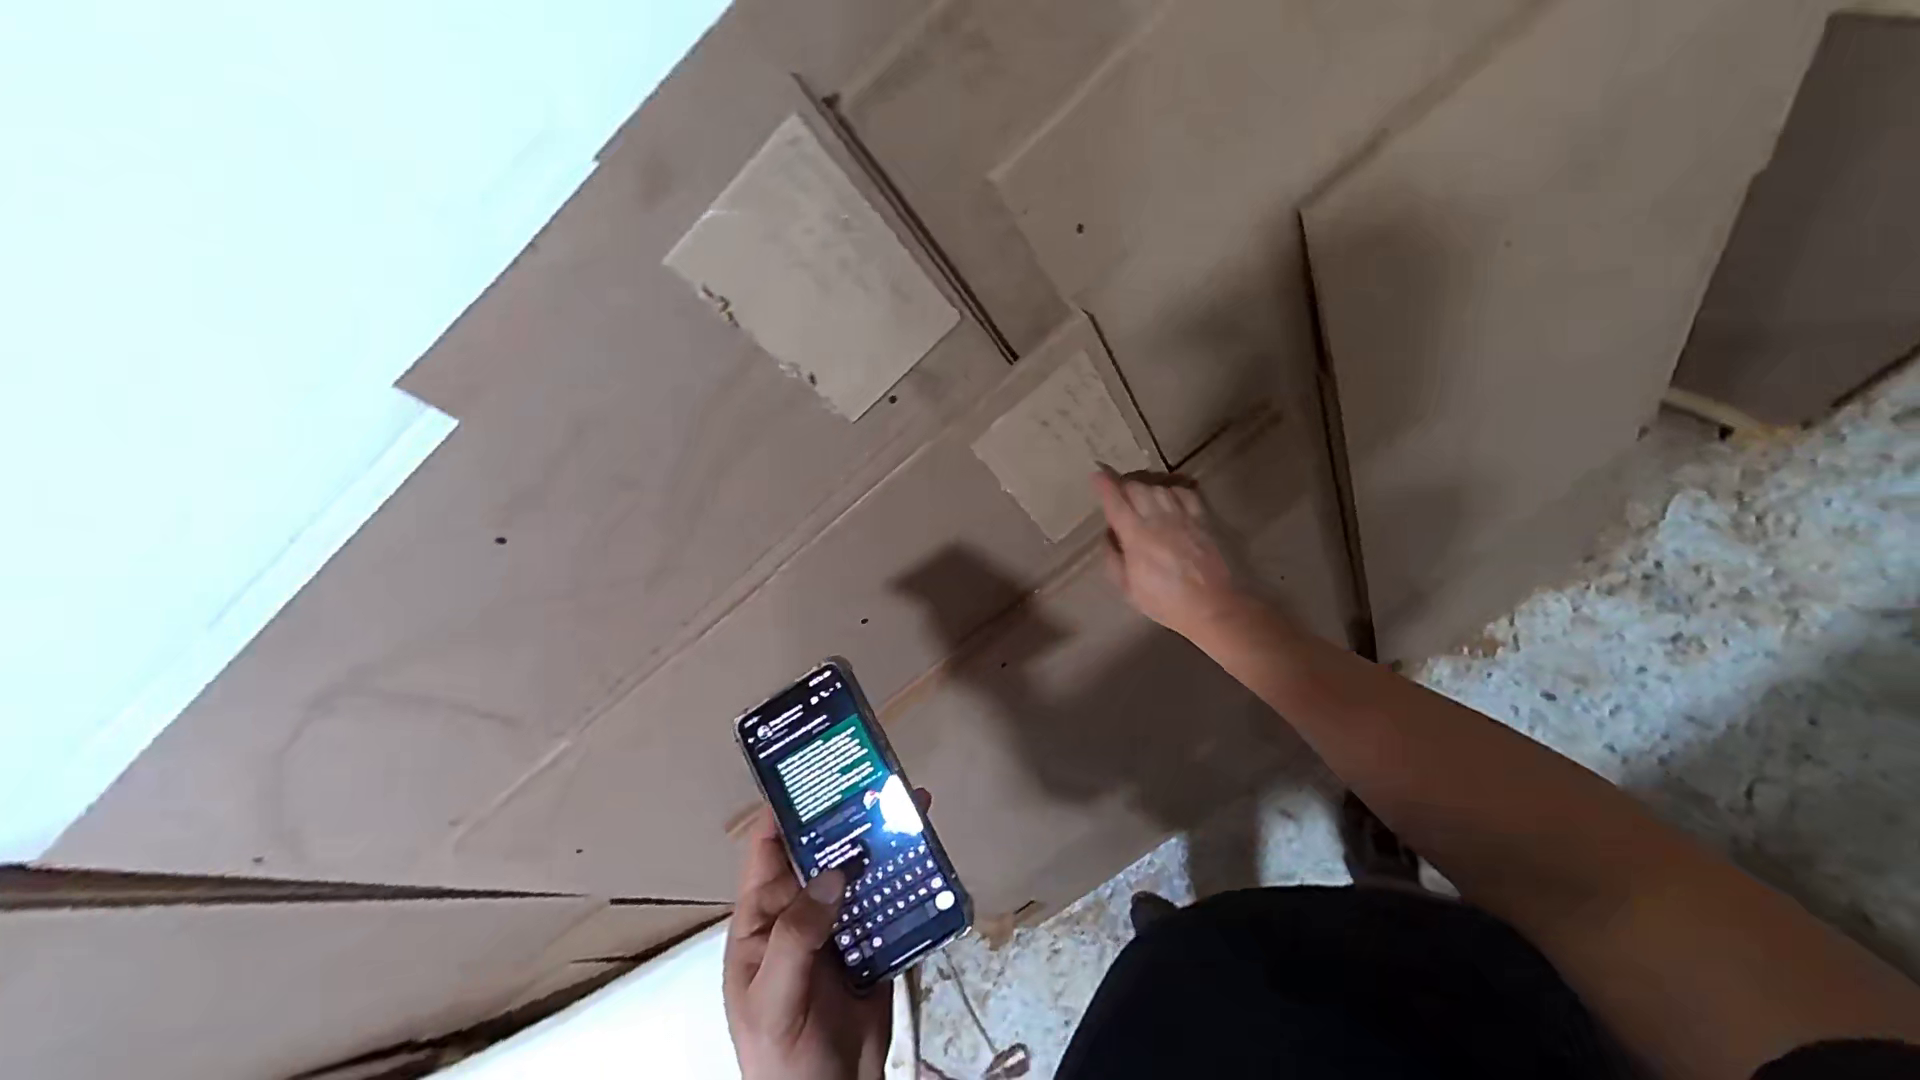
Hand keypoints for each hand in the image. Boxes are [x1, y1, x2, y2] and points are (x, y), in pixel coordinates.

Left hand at [723, 792, 926, 1079]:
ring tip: (909, 804)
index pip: (767, 851)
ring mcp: (840, 924)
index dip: (784, 810)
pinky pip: (889, 899)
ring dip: (883, 840)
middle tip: (876, 781)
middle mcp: (801, 910)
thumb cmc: (781, 1057)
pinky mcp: (875, 940)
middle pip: (822, 851)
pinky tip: (926, 852)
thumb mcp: (773, 997)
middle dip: (846, 816)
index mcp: (763, 918)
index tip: (814, 775)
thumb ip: (796, 936)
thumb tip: (833, 873)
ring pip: (861, 870)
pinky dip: (908, 875)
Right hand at [1093, 466, 1245, 639]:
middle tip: (1120, 495)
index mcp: (1135, 535)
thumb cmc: (1164, 601)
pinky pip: (1185, 493)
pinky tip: (1170, 500)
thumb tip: (1108, 535)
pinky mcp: (1202, 519)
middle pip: (1136, 487)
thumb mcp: (1127, 589)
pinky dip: (1173, 491)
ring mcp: (1182, 516)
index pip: (1115, 501)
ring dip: (1147, 488)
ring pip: (1159, 487)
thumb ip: (1113, 559)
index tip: (1097, 474)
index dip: (1104, 484)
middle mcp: (1157, 518)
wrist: (1211, 606)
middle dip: (1124, 486)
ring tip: (1143, 498)